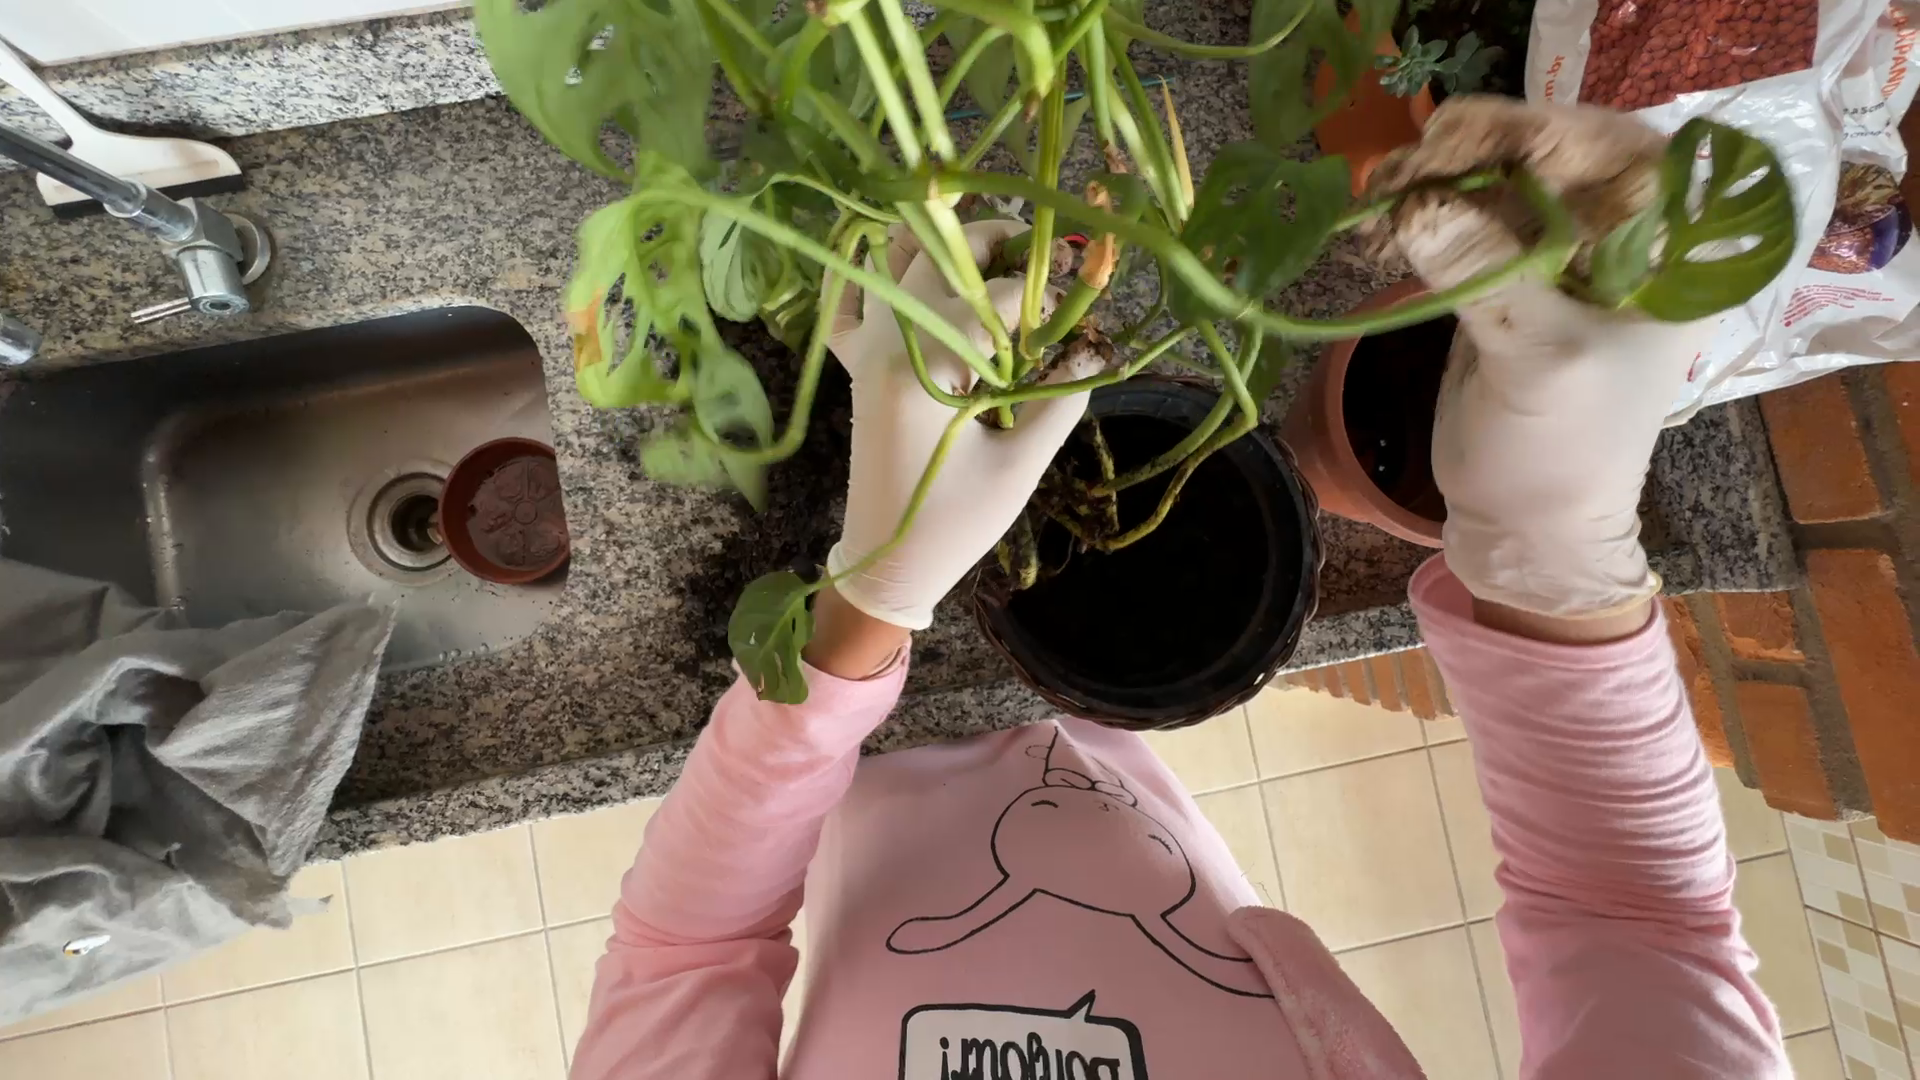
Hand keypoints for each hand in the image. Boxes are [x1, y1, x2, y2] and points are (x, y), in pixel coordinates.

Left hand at [824, 219, 1099, 630]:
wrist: (888, 562)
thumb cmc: (953, 523)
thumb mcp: (1017, 468)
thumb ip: (1059, 402)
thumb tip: (1094, 351)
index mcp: (923, 370)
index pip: (992, 300)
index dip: (1041, 294)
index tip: (1075, 308)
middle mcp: (885, 345)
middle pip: (937, 257)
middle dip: (993, 243)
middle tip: (1037, 254)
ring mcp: (863, 353)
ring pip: (890, 264)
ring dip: (940, 249)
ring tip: (988, 258)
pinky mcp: (856, 369)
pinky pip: (853, 305)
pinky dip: (880, 280)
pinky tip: (915, 284)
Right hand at [1372, 97, 1711, 622]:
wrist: (1520, 518)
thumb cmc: (1557, 450)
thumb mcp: (1536, 360)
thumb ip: (1485, 279)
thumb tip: (1412, 208)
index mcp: (1661, 249)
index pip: (1611, 152)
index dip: (1534, 133)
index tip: (1450, 140)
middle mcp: (1612, 242)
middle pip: (1541, 164)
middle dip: (1466, 158)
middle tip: (1389, 172)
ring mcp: (1548, 265)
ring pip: (1489, 196)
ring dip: (1427, 192)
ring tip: (1367, 204)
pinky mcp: (1495, 289)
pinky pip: (1455, 236)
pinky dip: (1411, 229)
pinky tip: (1372, 234)